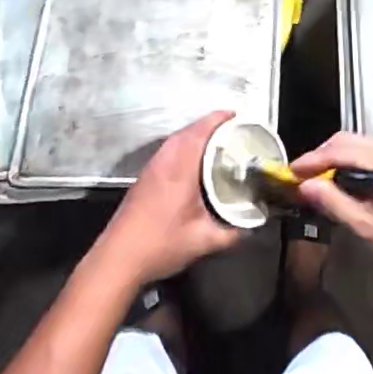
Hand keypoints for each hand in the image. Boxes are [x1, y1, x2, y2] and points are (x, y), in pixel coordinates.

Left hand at [93, 110, 244, 286]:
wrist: (118, 258)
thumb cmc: (161, 244)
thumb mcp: (204, 241)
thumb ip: (232, 232)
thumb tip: (253, 225)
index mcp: (180, 168)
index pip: (200, 131)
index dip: (218, 119)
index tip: (237, 115)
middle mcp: (164, 161)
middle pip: (188, 131)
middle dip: (211, 125)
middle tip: (234, 130)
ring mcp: (152, 168)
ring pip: (176, 140)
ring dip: (196, 135)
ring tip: (219, 142)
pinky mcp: (145, 177)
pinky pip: (169, 150)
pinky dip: (185, 147)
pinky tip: (196, 162)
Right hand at [291, 133, 372, 290]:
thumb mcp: (365, 226)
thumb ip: (334, 202)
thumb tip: (305, 185)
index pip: (338, 150)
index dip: (312, 160)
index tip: (291, 172)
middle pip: (347, 141)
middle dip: (322, 154)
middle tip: (302, 176)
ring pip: (357, 146)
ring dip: (335, 158)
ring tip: (317, 179)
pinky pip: (368, 155)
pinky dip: (349, 163)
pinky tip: (341, 183)